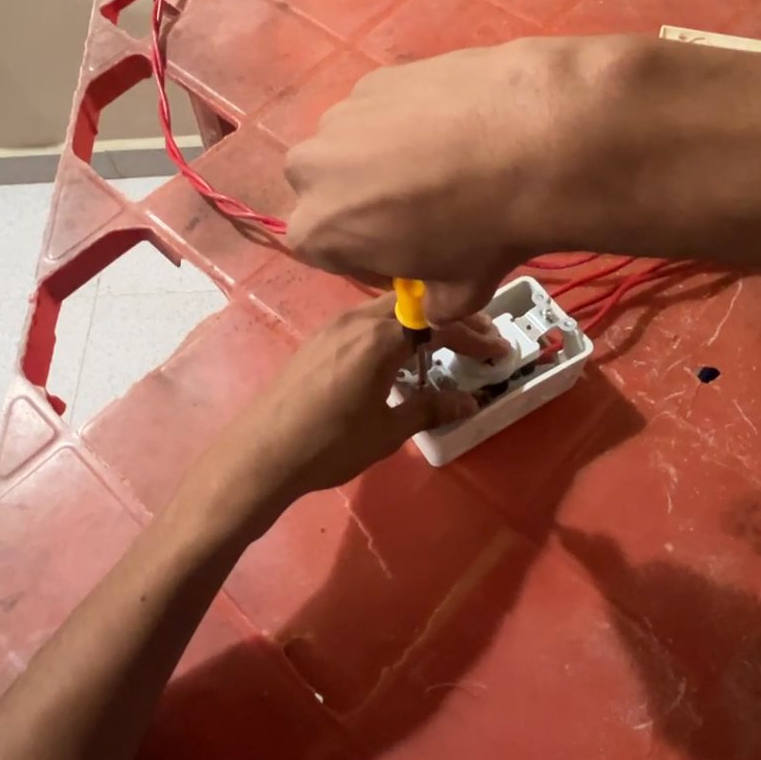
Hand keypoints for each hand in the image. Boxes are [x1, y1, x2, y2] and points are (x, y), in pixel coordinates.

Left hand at [178, 296, 488, 541]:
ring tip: (446, 346)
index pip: (438, 322)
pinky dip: (394, 329)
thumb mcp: (387, 431)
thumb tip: (468, 401)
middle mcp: (355, 320)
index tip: (499, 353)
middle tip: (482, 342)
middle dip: (451, 321)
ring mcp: (333, 327)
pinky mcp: (318, 340)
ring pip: (388, 310)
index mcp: (377, 339)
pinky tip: (400, 355)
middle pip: (414, 306)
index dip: (474, 336)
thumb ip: (429, 409)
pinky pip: (366, 322)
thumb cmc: (328, 445)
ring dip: (421, 322)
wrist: (261, 454)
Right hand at [285, 35, 652, 319]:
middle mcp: (310, 169)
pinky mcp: (377, 77)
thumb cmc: (480, 231)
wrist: (530, 143)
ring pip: (352, 146)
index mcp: (315, 230)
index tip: (404, 258)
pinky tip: (453, 129)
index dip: (364, 258)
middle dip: (363, 203)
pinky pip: (381, 108)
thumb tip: (437, 302)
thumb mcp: (457, 294)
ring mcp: (341, 115)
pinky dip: (407, 121)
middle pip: (328, 192)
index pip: (322, 251)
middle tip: (420, 211)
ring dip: (382, 159)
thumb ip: (433, 303)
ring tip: (440, 166)